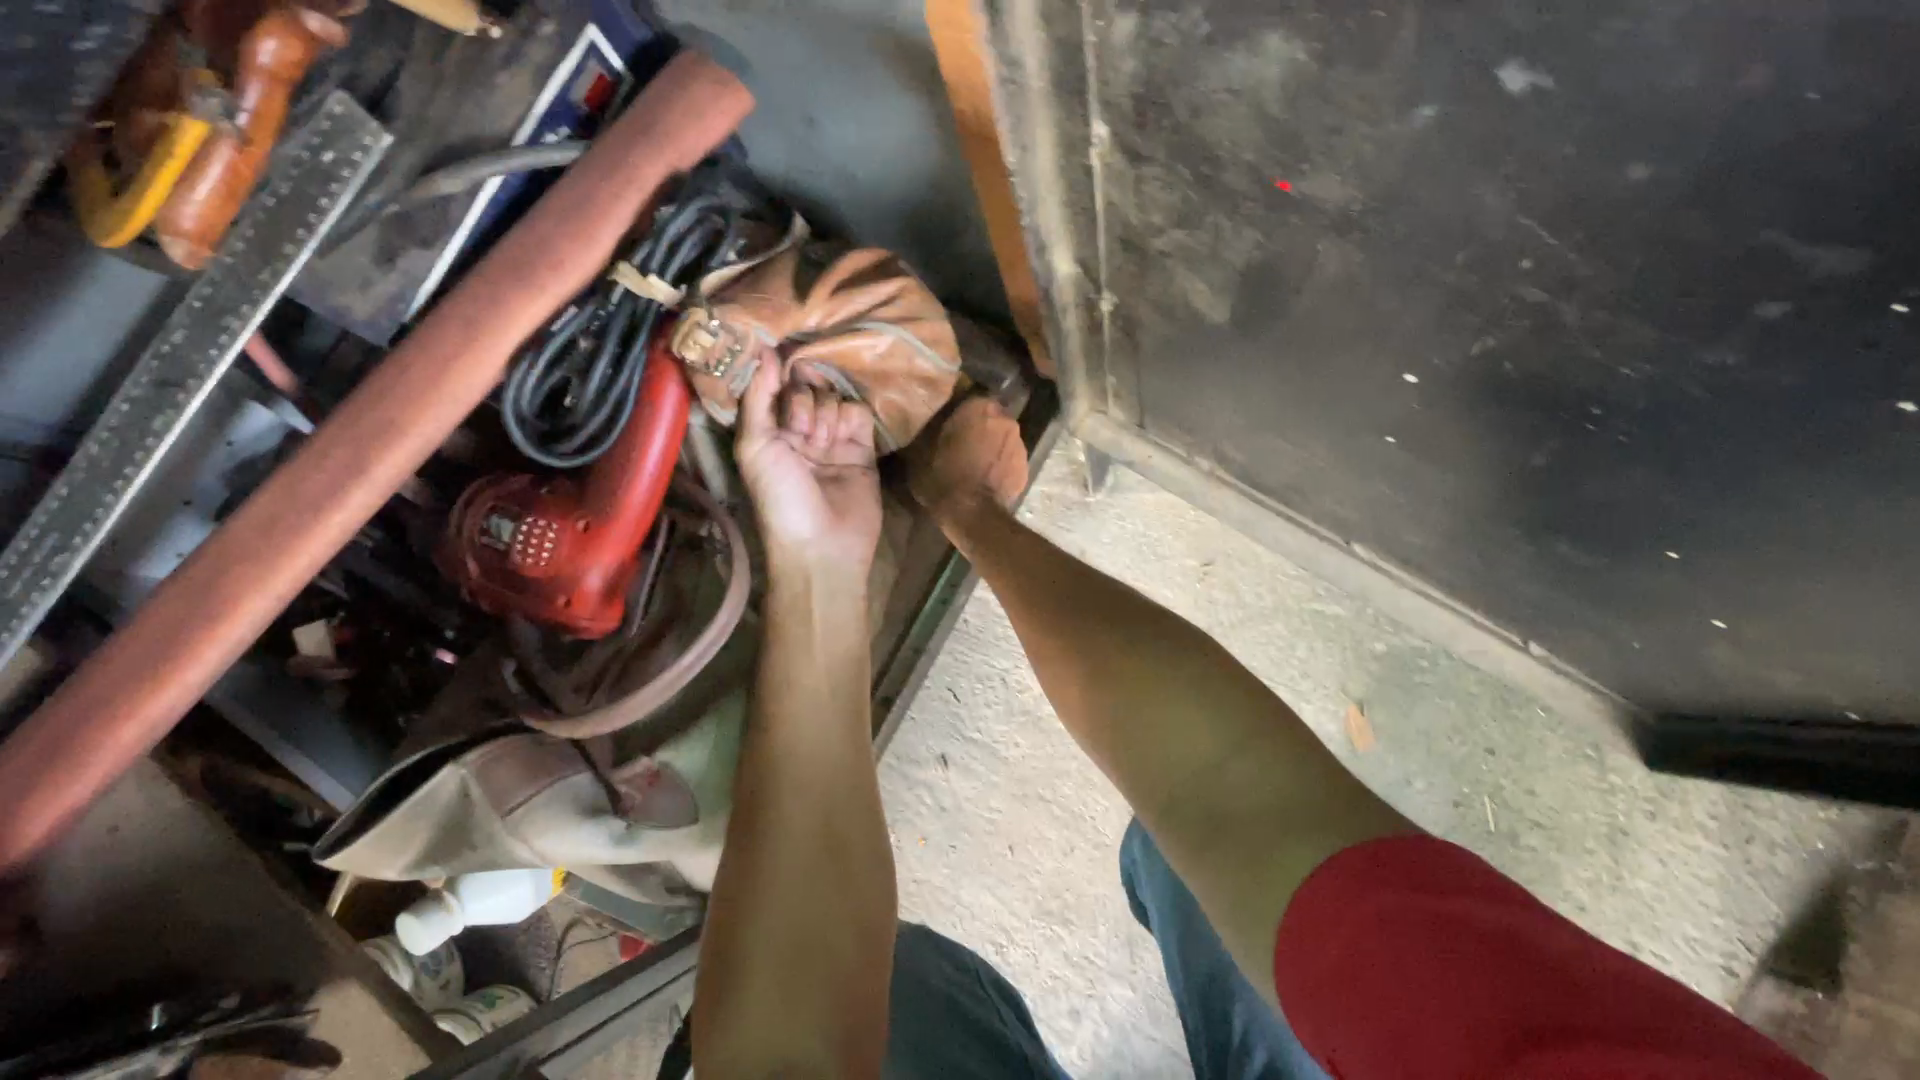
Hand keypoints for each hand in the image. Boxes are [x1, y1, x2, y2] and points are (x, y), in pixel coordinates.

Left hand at [736, 355, 882, 578]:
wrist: (823, 545)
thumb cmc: (780, 497)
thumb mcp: (755, 446)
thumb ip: (758, 397)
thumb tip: (763, 350)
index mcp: (768, 432)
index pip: (776, 386)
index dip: (780, 376)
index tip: (783, 365)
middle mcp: (799, 433)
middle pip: (807, 388)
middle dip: (804, 401)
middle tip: (801, 430)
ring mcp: (832, 440)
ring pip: (833, 398)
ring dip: (826, 413)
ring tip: (822, 443)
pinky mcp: (862, 450)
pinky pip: (860, 414)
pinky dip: (852, 416)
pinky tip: (843, 435)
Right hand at [908, 396, 1027, 516]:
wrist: (972, 514)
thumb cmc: (943, 477)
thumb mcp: (920, 451)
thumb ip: (927, 428)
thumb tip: (925, 421)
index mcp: (979, 406)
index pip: (969, 397)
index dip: (957, 411)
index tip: (947, 424)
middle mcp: (1005, 419)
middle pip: (989, 418)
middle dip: (977, 427)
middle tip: (959, 444)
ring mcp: (1020, 444)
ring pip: (1001, 439)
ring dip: (990, 446)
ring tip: (973, 464)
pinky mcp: (1025, 467)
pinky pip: (1009, 460)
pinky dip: (1000, 466)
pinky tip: (986, 478)